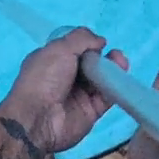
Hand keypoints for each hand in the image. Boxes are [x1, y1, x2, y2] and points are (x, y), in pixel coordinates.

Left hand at [0, 27, 129, 153]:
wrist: (38, 119)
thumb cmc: (44, 78)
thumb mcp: (59, 48)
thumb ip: (81, 38)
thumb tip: (100, 41)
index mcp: (50, 61)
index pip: (72, 49)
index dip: (86, 44)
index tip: (97, 43)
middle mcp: (63, 78)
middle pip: (89, 64)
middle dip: (102, 57)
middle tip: (112, 54)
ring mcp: (77, 96)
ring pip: (100, 79)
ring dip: (112, 69)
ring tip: (120, 61)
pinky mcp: (90, 112)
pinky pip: (107, 97)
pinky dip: (115, 87)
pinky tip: (121, 76)